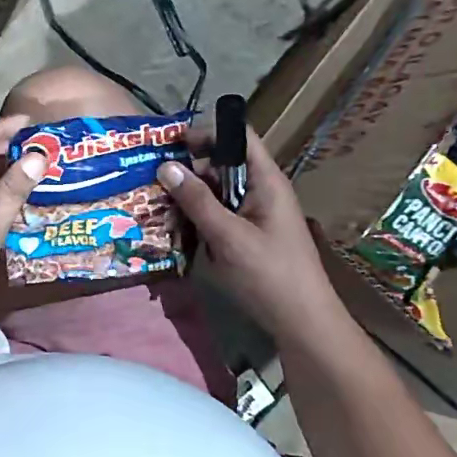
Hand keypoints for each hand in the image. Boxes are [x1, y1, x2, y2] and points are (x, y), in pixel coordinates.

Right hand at [155, 128, 337, 342]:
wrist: (303, 323)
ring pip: (218, 192)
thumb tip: (165, 166)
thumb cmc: (269, 275)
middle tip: (153, 176)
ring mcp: (256, 215)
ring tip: (156, 202)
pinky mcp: (249, 237)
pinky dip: (198, 218)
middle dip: (190, 167)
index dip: (208, 132)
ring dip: (190, 196)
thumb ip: (196, 201)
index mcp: (266, 181)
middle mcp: (262, 192)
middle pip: (224, 164)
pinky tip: (175, 229)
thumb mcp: (228, 236)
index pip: (240, 137)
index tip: (172, 142)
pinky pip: (220, 216)